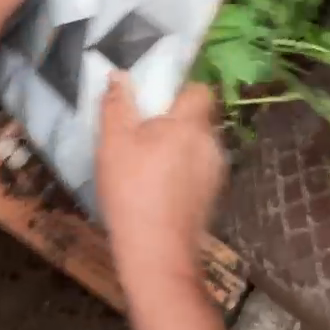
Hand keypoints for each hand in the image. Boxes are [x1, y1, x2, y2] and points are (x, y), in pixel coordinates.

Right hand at [97, 75, 227, 289]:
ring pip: (198, 144)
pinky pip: (198, 168)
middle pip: (198, 117)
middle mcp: (211, 144)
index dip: (181, 88)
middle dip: (174, 118)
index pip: (201, 90)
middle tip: (142, 128)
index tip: (156, 98)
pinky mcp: (212, 197)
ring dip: (178, 145)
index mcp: (190, 124)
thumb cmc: (132, 190)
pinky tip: (158, 185)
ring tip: (147, 159)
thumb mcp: (113, 141)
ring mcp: (216, 173)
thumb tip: (120, 75)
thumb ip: (117, 104)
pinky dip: (182, 169)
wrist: (157, 255)